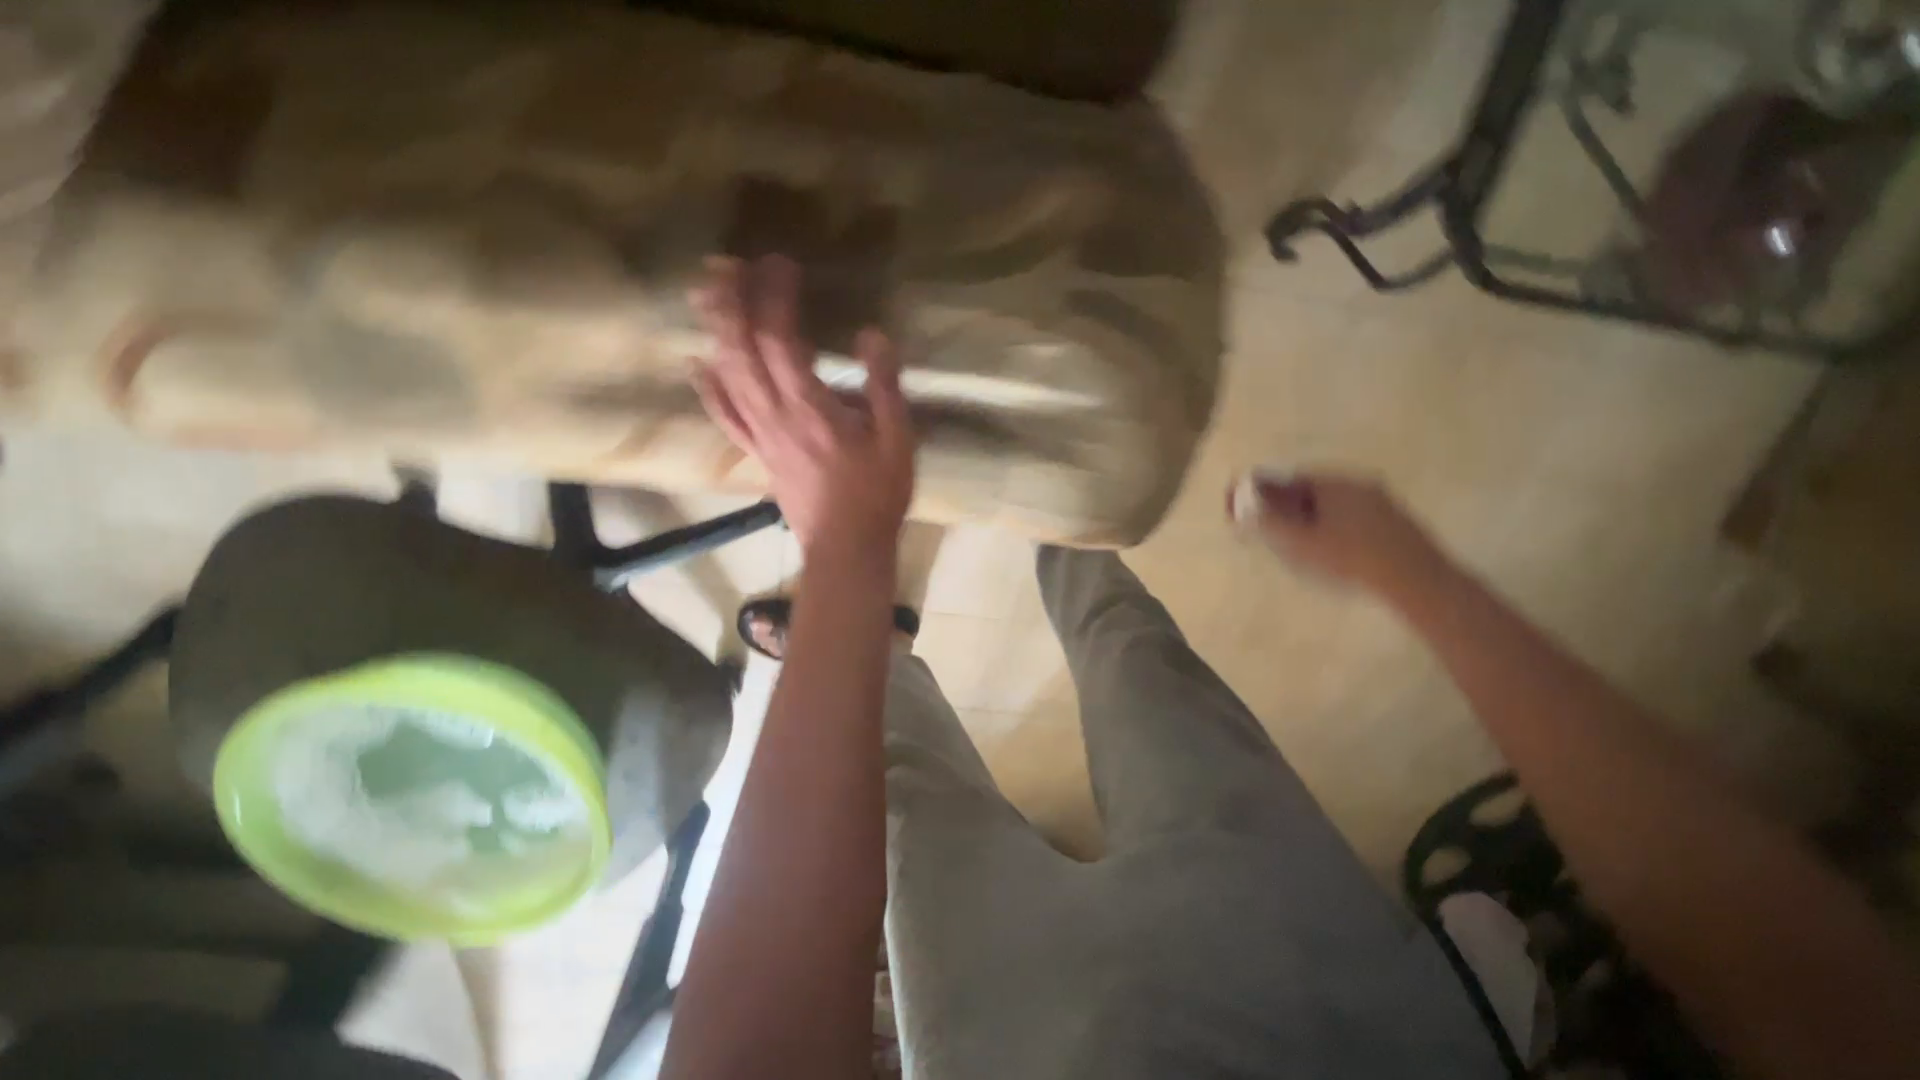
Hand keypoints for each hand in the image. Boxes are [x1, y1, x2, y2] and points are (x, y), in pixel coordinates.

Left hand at [691, 255, 914, 559]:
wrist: (845, 549)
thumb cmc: (876, 496)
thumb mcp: (897, 439)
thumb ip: (884, 386)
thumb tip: (871, 334)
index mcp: (809, 408)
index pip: (782, 340)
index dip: (776, 297)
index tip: (781, 262)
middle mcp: (774, 415)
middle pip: (740, 350)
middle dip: (731, 302)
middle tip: (726, 262)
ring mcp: (760, 435)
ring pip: (726, 375)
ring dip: (715, 331)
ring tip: (706, 293)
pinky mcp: (757, 452)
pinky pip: (724, 414)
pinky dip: (708, 385)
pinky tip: (697, 363)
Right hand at [1232, 471, 1452, 597]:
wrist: (1416, 580)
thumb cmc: (1350, 558)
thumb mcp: (1300, 544)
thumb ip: (1268, 524)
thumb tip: (1245, 511)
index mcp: (1335, 482)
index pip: (1290, 479)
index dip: (1265, 494)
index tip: (1251, 513)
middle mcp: (1360, 484)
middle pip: (1313, 492)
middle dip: (1289, 508)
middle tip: (1273, 532)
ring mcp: (1384, 503)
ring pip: (1337, 507)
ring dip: (1314, 522)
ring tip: (1301, 548)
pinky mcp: (1399, 524)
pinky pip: (1356, 520)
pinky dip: (1337, 531)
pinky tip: (1335, 556)